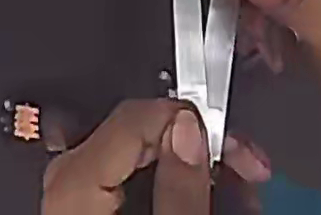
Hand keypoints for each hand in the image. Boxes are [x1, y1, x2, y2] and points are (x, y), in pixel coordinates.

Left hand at [40, 99, 269, 214]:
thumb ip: (179, 190)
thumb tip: (189, 129)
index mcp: (76, 179)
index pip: (138, 116)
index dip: (191, 120)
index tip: (235, 144)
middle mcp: (71, 176)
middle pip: (145, 133)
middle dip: (203, 149)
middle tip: (250, 170)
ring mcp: (79, 193)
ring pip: (147, 156)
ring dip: (199, 170)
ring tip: (242, 197)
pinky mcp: (93, 209)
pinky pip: (137, 181)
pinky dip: (177, 189)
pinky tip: (210, 202)